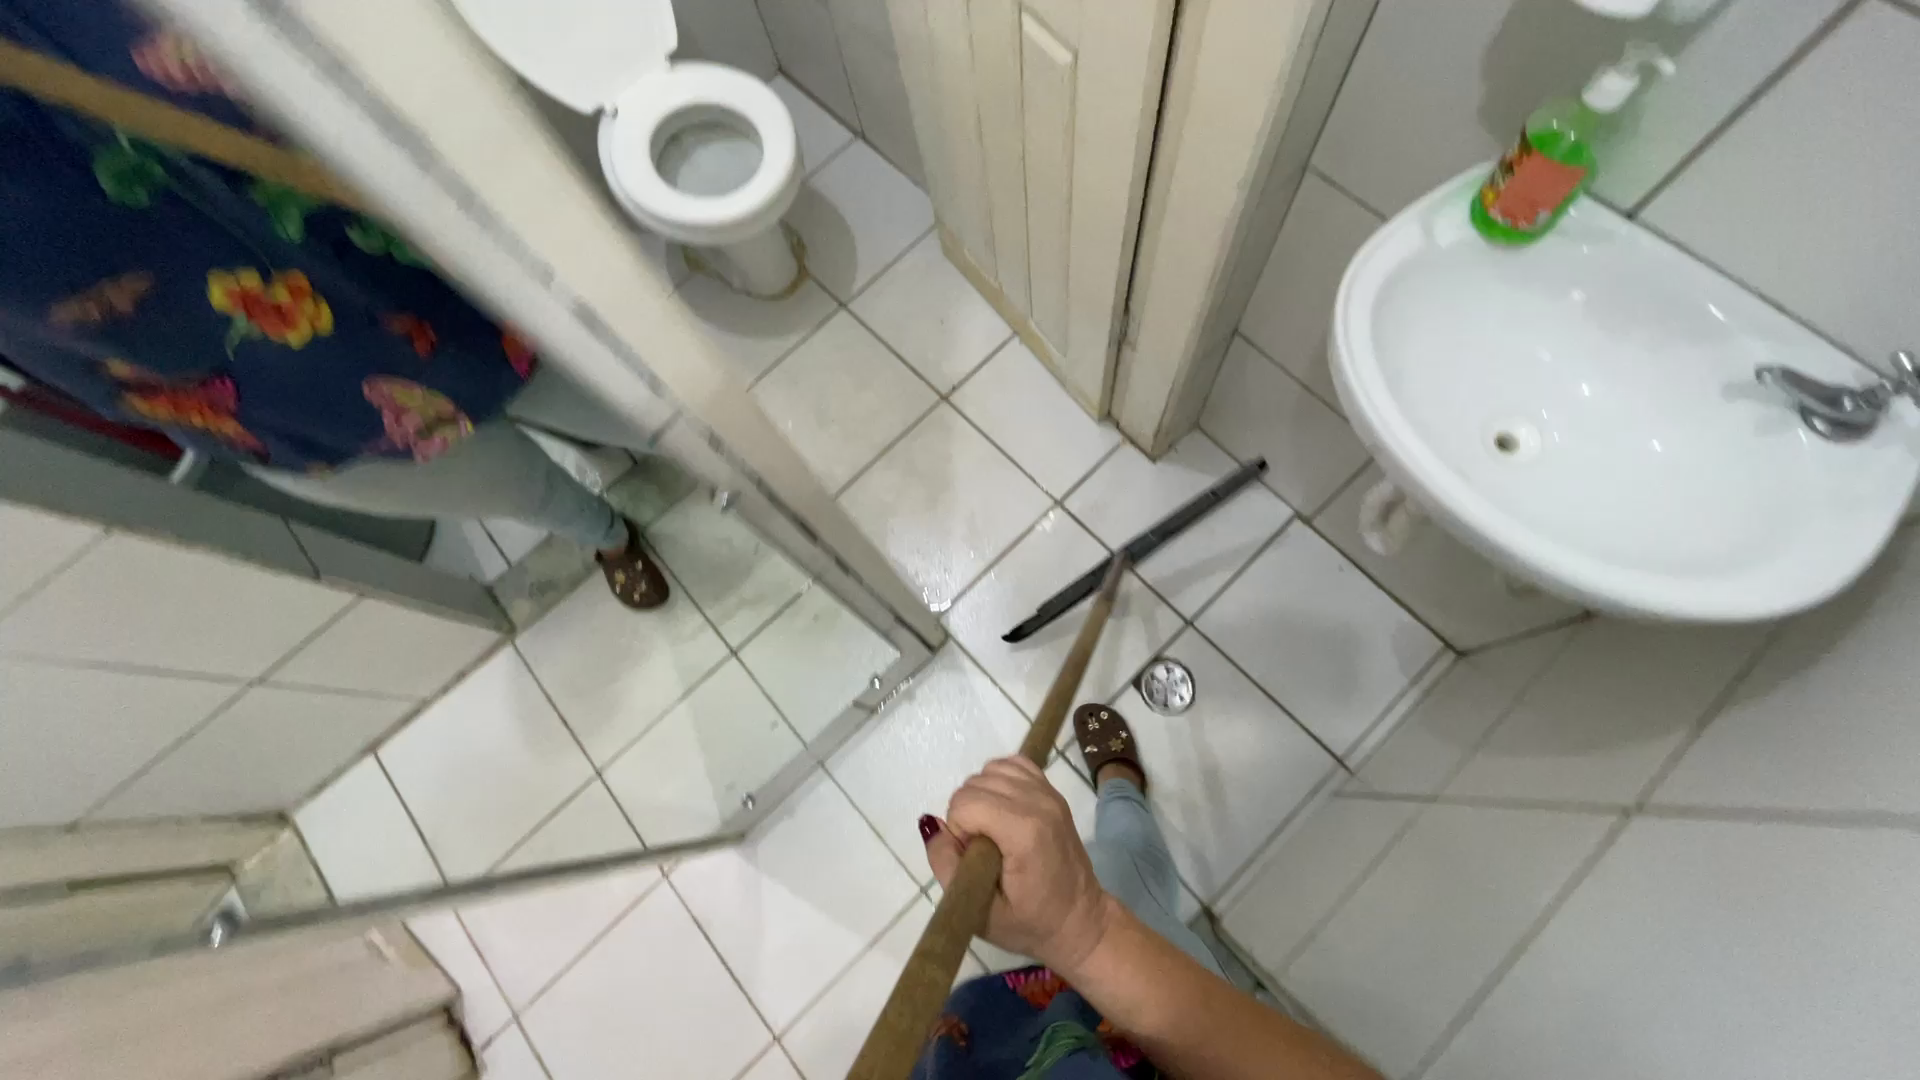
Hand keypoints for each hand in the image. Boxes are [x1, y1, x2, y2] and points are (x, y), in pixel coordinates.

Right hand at [922, 756, 1114, 971]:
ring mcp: (1048, 792)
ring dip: (980, 796)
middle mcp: (1038, 802)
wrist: (1080, 921)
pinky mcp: (1052, 790)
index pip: (965, 803)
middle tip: (980, 850)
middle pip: (974, 784)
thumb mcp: (978, 913)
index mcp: (1024, 832)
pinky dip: (998, 780)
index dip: (959, 832)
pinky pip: (1012, 764)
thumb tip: (931, 824)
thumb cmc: (1030, 924)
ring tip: (991, 830)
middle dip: (966, 815)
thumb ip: (947, 866)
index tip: (973, 860)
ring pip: (990, 770)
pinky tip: (1001, 809)